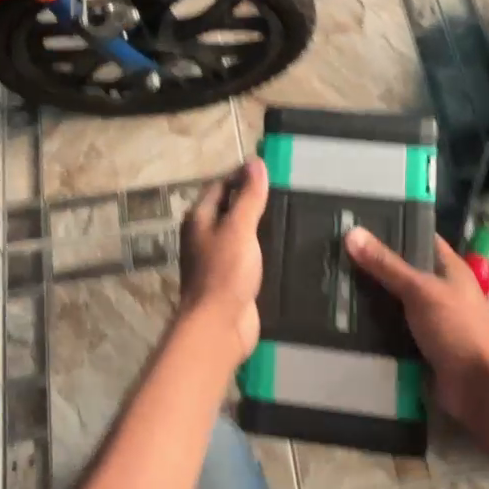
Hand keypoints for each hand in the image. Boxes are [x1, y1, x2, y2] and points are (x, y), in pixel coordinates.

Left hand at [179, 158, 268, 357]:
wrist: (218, 326)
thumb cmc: (225, 272)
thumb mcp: (239, 229)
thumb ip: (248, 197)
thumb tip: (256, 162)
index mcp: (199, 218)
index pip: (219, 186)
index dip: (241, 175)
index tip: (270, 169)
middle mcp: (204, 235)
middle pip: (228, 208)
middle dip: (251, 198)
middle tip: (285, 190)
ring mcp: (217, 258)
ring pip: (239, 232)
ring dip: (258, 224)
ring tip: (289, 214)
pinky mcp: (231, 278)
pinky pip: (247, 254)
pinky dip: (261, 246)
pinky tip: (283, 245)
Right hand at [344, 229, 488, 420]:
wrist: (479, 390)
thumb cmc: (457, 330)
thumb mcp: (420, 291)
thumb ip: (386, 265)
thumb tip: (351, 233)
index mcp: (450, 269)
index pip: (419, 237)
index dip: (393, 228)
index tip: (358, 221)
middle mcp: (442, 291)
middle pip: (403, 271)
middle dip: (374, 265)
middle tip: (336, 253)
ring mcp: (432, 320)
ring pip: (395, 302)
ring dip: (371, 298)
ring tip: (334, 283)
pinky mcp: (421, 346)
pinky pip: (393, 329)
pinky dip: (375, 326)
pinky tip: (347, 319)